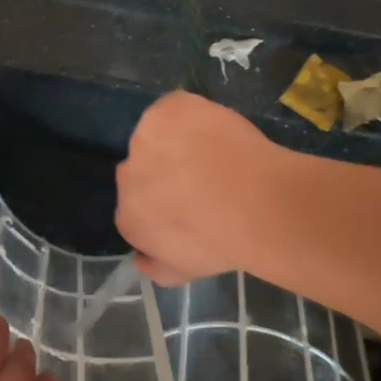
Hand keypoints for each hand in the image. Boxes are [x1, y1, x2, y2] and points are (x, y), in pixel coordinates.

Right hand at [116, 90, 294, 283]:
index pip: (134, 207)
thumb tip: (142, 259)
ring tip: (216, 154)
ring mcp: (146, 137)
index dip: (162, 204)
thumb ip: (156, 267)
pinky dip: (191, 116)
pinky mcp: (168, 109)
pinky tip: (216, 131)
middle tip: (205, 181)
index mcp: (129, 217)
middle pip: (141, 168)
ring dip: (178, 142)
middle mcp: (127, 175)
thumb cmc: (222, 243)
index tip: (188, 207)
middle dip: (164, 172)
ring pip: (157, 136)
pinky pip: (175, 109)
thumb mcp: (185, 271)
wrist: (253, 202)